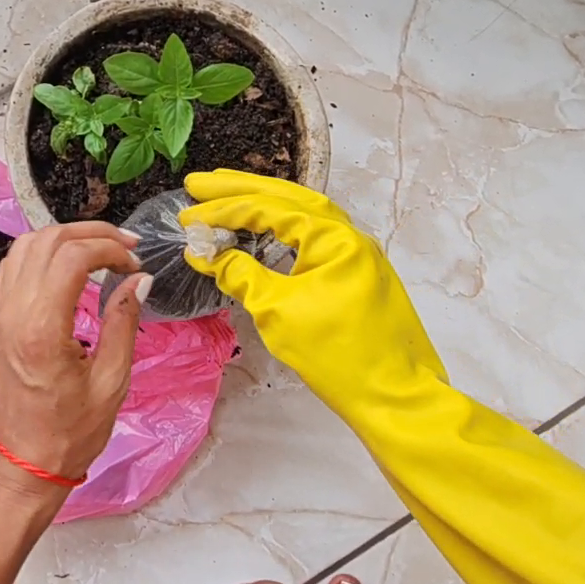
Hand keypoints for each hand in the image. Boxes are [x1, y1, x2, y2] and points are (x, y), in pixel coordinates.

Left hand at [0, 221, 149, 486]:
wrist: (24, 462)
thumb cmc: (70, 432)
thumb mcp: (111, 382)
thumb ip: (123, 322)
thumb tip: (140, 279)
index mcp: (42, 328)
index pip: (72, 257)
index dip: (108, 248)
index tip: (135, 263)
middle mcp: (15, 311)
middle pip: (48, 240)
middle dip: (91, 233)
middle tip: (125, 245)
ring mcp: (1, 311)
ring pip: (26, 244)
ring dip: (65, 236)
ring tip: (100, 248)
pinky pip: (14, 263)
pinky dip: (43, 250)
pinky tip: (69, 262)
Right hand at [178, 170, 443, 415]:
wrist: (398, 400)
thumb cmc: (338, 355)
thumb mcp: (278, 312)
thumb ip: (239, 275)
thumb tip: (203, 251)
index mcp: (333, 237)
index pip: (268, 210)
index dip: (222, 211)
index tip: (187, 218)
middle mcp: (348, 234)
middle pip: (287, 197)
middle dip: (239, 188)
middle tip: (197, 183)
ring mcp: (355, 252)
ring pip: (301, 212)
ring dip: (260, 200)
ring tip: (223, 193)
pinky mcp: (354, 272)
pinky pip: (310, 233)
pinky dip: (279, 222)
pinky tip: (260, 226)